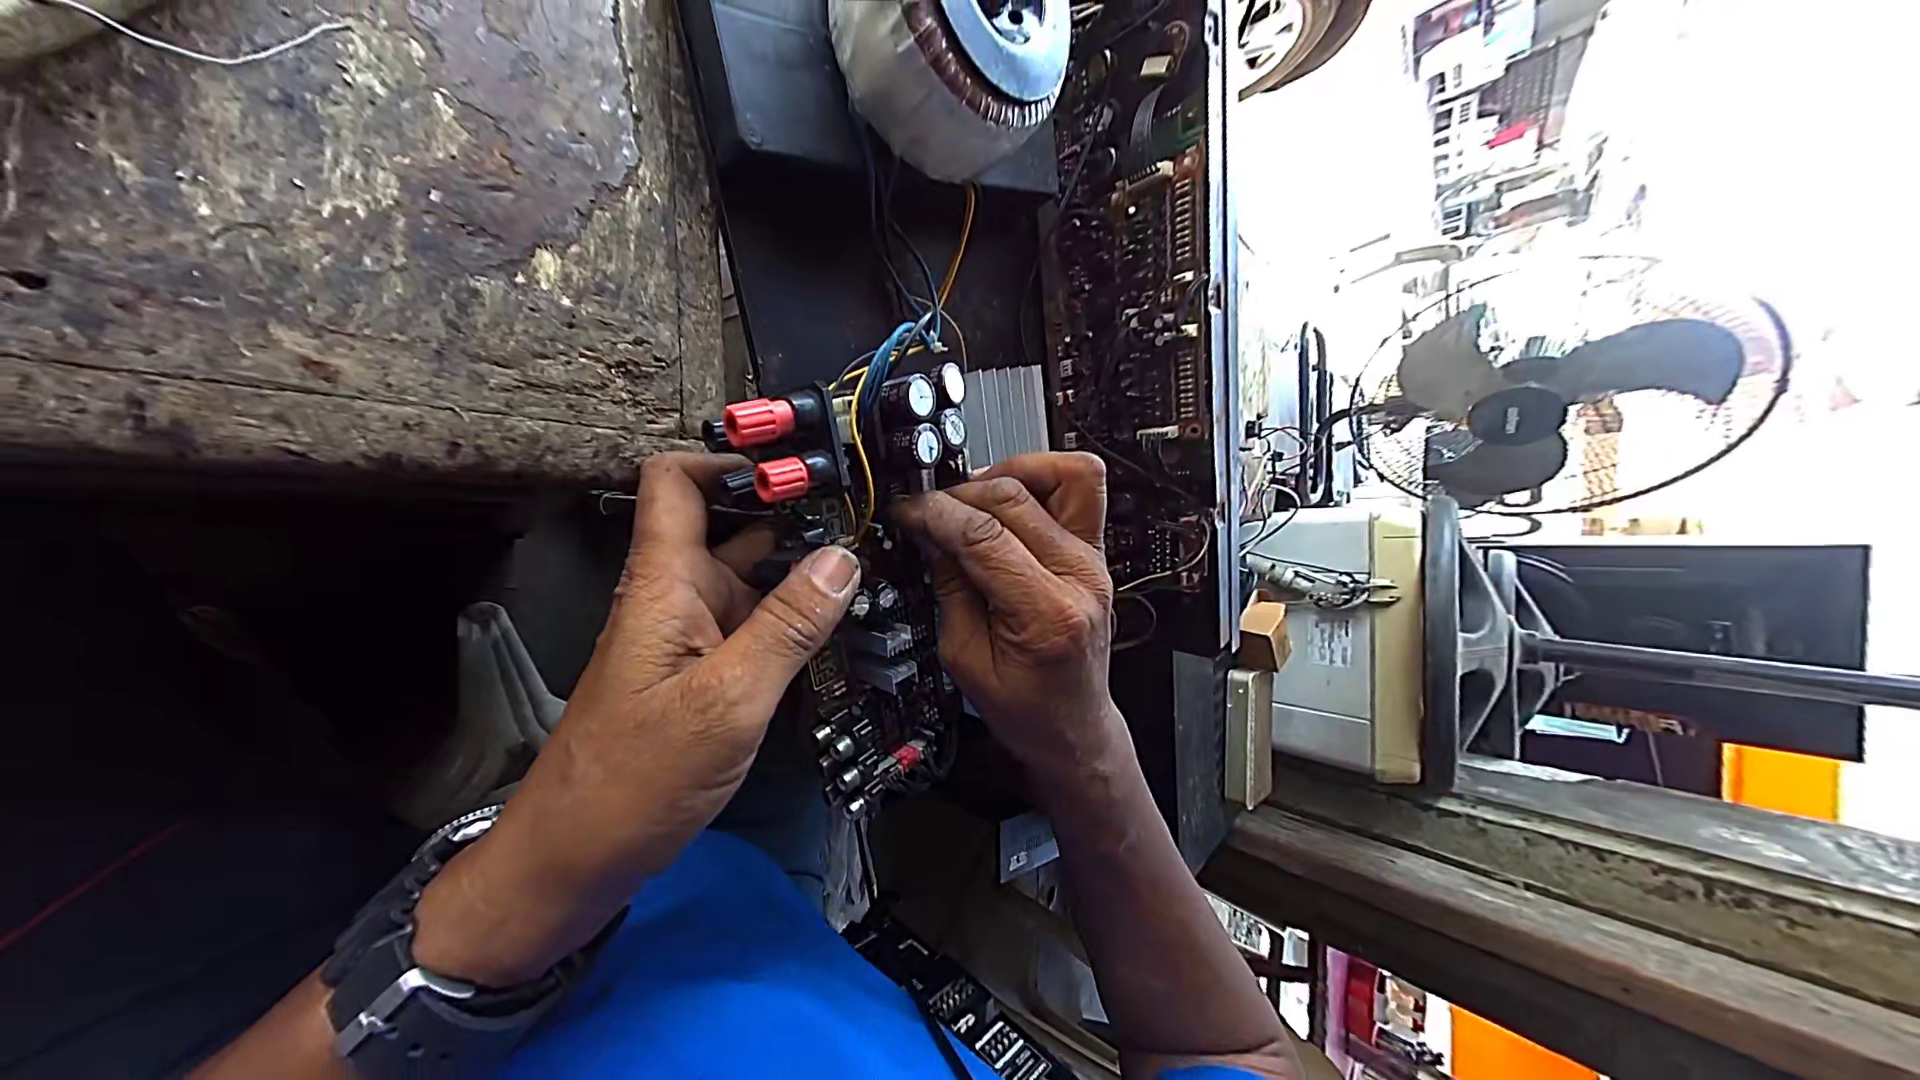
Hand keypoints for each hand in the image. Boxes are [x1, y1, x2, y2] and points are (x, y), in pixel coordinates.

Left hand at [413, 453, 861, 985]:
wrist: (577, 858)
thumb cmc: (638, 777)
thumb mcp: (726, 700)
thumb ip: (788, 627)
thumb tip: (843, 559)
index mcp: (664, 583)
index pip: (676, 483)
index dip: (727, 460)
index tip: (795, 466)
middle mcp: (678, 596)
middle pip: (730, 525)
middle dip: (789, 512)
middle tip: (859, 513)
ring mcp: (694, 634)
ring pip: (750, 575)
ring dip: (800, 563)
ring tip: (865, 556)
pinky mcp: (707, 669)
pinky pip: (756, 621)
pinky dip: (794, 611)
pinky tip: (838, 617)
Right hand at [893, 452, 1126, 791]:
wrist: (1072, 724)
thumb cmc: (1028, 707)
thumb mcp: (964, 656)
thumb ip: (949, 586)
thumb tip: (930, 531)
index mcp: (1047, 614)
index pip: (983, 535)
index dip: (935, 513)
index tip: (909, 510)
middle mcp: (1081, 578)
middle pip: (1015, 497)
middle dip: (959, 493)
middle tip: (930, 509)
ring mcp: (1095, 561)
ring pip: (1066, 473)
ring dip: (1012, 472)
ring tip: (977, 495)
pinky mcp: (1096, 553)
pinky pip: (1080, 488)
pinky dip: (1040, 480)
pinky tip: (1008, 501)